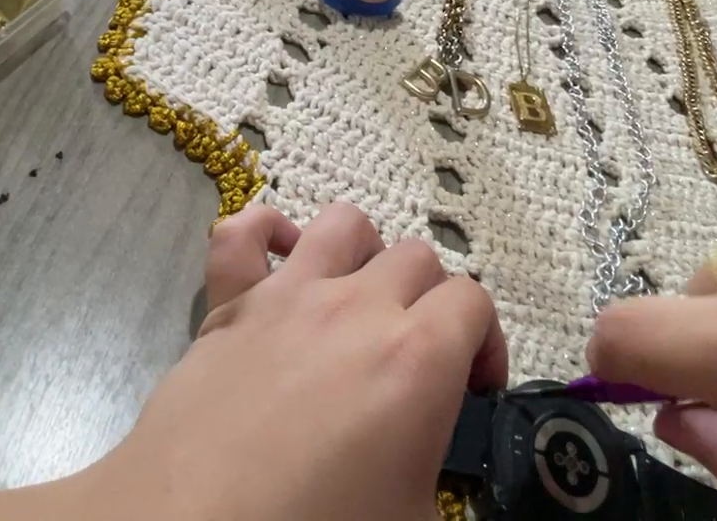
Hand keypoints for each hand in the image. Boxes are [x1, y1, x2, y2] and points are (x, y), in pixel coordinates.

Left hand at [26, 202, 504, 520]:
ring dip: (365, 254)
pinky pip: (242, 233)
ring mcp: (289, 294)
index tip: (473, 386)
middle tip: (416, 357)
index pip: (472, 302)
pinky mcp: (231, 302)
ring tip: (359, 301)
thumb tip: (435, 454)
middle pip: (418, 259)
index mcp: (414, 357)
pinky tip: (279, 261)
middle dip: (431, 302)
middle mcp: (357, 306)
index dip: (485, 340)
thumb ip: (440, 466)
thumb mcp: (412, 515)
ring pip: (346, 224)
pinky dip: (265, 232)